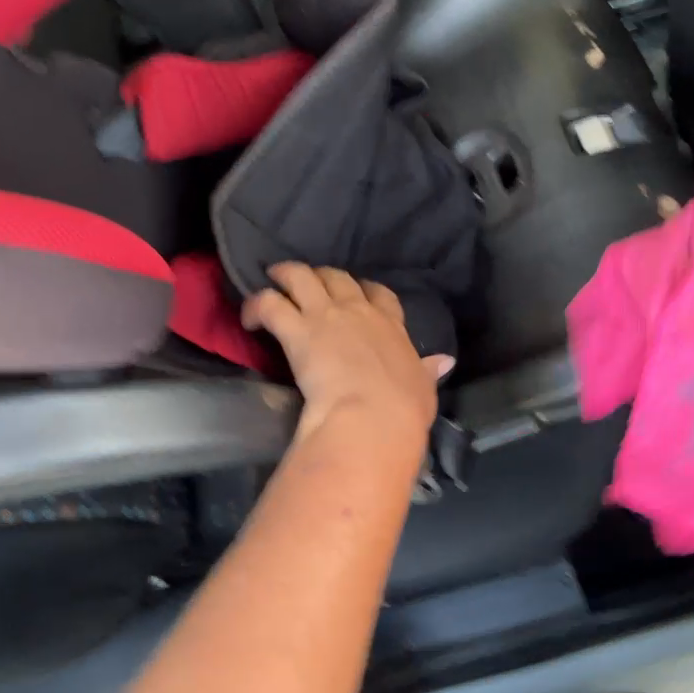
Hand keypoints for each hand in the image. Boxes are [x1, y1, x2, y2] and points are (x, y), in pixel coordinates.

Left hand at [242, 264, 453, 442]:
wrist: (373, 417)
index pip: (379, 294)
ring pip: (301, 276)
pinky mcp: (296, 329)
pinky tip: (249, 318)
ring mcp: (325, 316)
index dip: (365, 290)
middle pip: (337, 277)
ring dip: (285, 275)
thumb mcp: (424, 388)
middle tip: (308, 286)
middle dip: (322, 276)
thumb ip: (428, 372)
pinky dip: (256, 305)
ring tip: (273, 280)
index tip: (356, 295)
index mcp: (390, 326)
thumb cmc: (402, 409)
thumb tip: (445, 361)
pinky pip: (270, 304)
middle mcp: (358, 312)